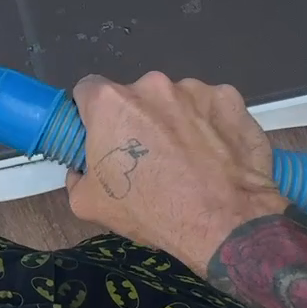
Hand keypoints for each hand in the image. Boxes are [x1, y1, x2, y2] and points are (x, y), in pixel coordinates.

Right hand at [65, 72, 287, 272]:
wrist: (223, 222)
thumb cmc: (150, 210)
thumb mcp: (87, 203)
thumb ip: (76, 176)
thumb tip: (82, 170)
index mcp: (109, 103)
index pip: (88, 89)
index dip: (92, 112)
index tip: (101, 133)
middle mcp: (150, 85)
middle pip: (135, 96)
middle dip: (137, 119)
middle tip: (147, 155)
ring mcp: (195, 89)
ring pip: (174, 100)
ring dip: (174, 120)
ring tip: (186, 158)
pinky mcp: (230, 100)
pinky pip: (210, 107)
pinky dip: (209, 124)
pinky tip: (214, 153)